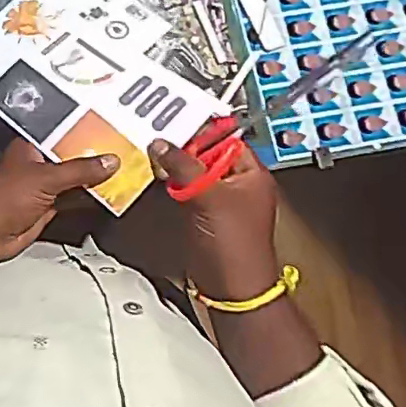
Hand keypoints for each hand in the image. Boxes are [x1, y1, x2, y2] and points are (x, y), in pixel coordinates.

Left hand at [0, 139, 115, 313]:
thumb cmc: (0, 199)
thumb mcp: (46, 178)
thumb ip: (80, 170)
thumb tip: (107, 162)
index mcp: (30, 147)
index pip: (63, 134)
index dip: (84, 133)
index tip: (109, 131)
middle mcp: (36, 164)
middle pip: (71, 157)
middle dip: (93, 158)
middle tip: (121, 151)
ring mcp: (41, 186)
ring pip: (74, 179)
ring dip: (93, 179)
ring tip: (121, 171)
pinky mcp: (46, 206)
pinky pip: (73, 198)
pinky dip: (89, 198)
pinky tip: (107, 194)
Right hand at [148, 138, 280, 299]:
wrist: (229, 287)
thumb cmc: (235, 245)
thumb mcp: (210, 196)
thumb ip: (184, 167)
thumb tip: (162, 144)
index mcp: (251, 174)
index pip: (225, 138)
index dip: (201, 128)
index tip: (175, 118)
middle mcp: (235, 182)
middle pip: (205, 152)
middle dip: (182, 144)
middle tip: (158, 133)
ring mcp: (216, 197)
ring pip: (191, 168)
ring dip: (173, 162)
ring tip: (154, 151)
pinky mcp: (199, 210)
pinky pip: (183, 185)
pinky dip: (170, 179)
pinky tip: (157, 173)